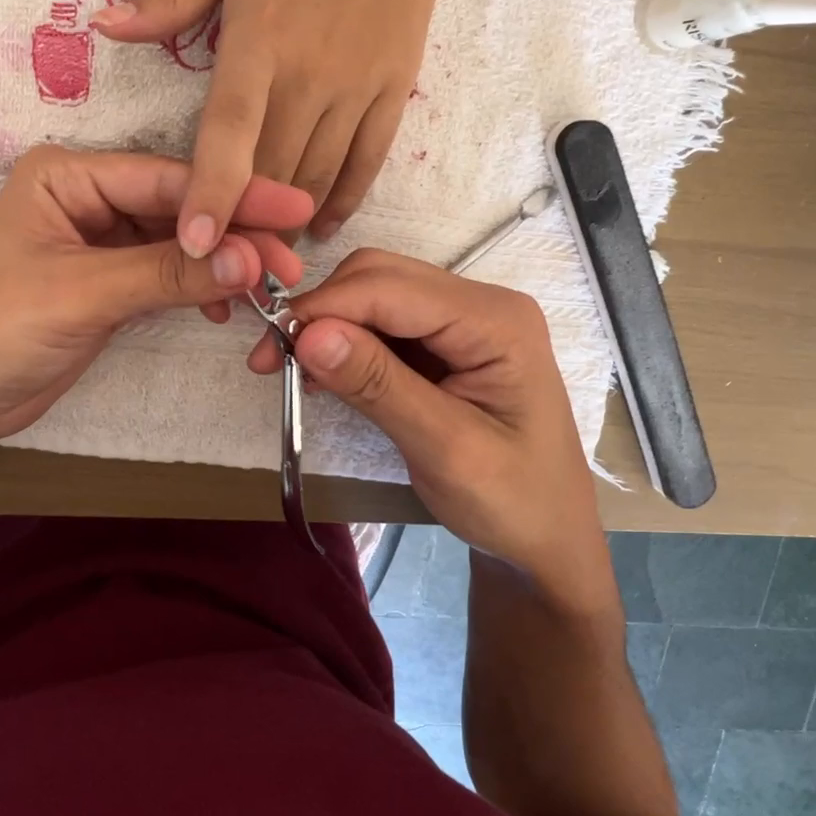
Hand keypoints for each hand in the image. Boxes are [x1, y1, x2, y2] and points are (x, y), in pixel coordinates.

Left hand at [0, 146, 312, 445]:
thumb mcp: (86, 295)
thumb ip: (169, 274)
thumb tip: (252, 259)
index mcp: (66, 176)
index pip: (164, 179)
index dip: (230, 196)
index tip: (292, 208)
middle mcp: (84, 198)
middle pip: (176, 208)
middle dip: (232, 233)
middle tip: (291, 259)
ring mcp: (98, 240)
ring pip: (176, 241)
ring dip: (220, 262)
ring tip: (271, 284)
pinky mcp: (107, 281)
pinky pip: (165, 272)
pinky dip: (196, 286)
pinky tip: (227, 304)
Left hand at [92, 0, 529, 247]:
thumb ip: (170, 0)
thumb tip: (104, 25)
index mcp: (260, 42)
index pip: (229, 135)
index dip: (210, 195)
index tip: (194, 248)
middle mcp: (311, 75)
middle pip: (273, 171)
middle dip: (246, 225)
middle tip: (221, 269)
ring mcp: (360, 86)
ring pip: (319, 176)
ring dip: (289, 224)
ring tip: (263, 257)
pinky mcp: (397, 88)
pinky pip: (368, 161)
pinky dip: (343, 199)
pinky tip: (321, 226)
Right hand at [247, 249, 614, 611]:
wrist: (545, 538)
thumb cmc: (511, 501)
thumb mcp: (444, 448)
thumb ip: (378, 385)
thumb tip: (308, 334)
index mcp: (496, 321)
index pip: (390, 288)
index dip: (324, 308)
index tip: (270, 350)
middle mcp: (480, 304)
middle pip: (379, 277)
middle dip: (322, 311)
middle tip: (274, 363)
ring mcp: (463, 321)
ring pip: (374, 294)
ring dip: (328, 325)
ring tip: (293, 372)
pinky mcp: (445, 342)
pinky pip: (381, 323)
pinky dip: (345, 342)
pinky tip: (324, 375)